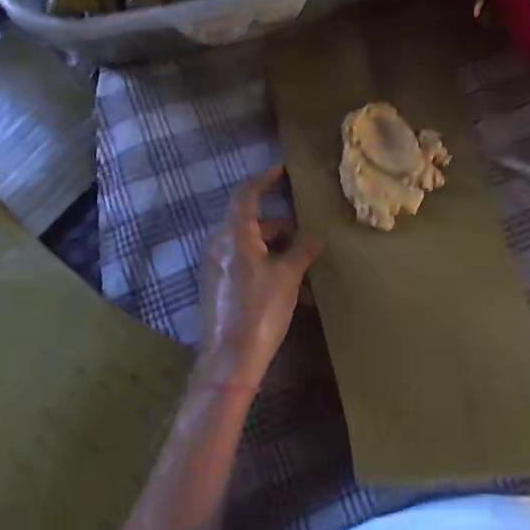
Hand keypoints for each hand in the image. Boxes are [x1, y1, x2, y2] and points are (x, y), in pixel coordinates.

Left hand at [194, 167, 323, 392]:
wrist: (230, 358)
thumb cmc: (260, 310)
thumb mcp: (288, 278)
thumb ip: (302, 251)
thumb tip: (314, 236)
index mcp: (234, 235)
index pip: (246, 194)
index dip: (264, 179)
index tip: (282, 171)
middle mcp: (219, 245)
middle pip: (251, 223)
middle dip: (281, 227)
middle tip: (307, 236)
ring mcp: (215, 266)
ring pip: (250, 247)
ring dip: (277, 252)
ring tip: (306, 272)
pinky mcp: (216, 286)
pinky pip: (243, 266)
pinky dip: (266, 269)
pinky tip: (291, 293)